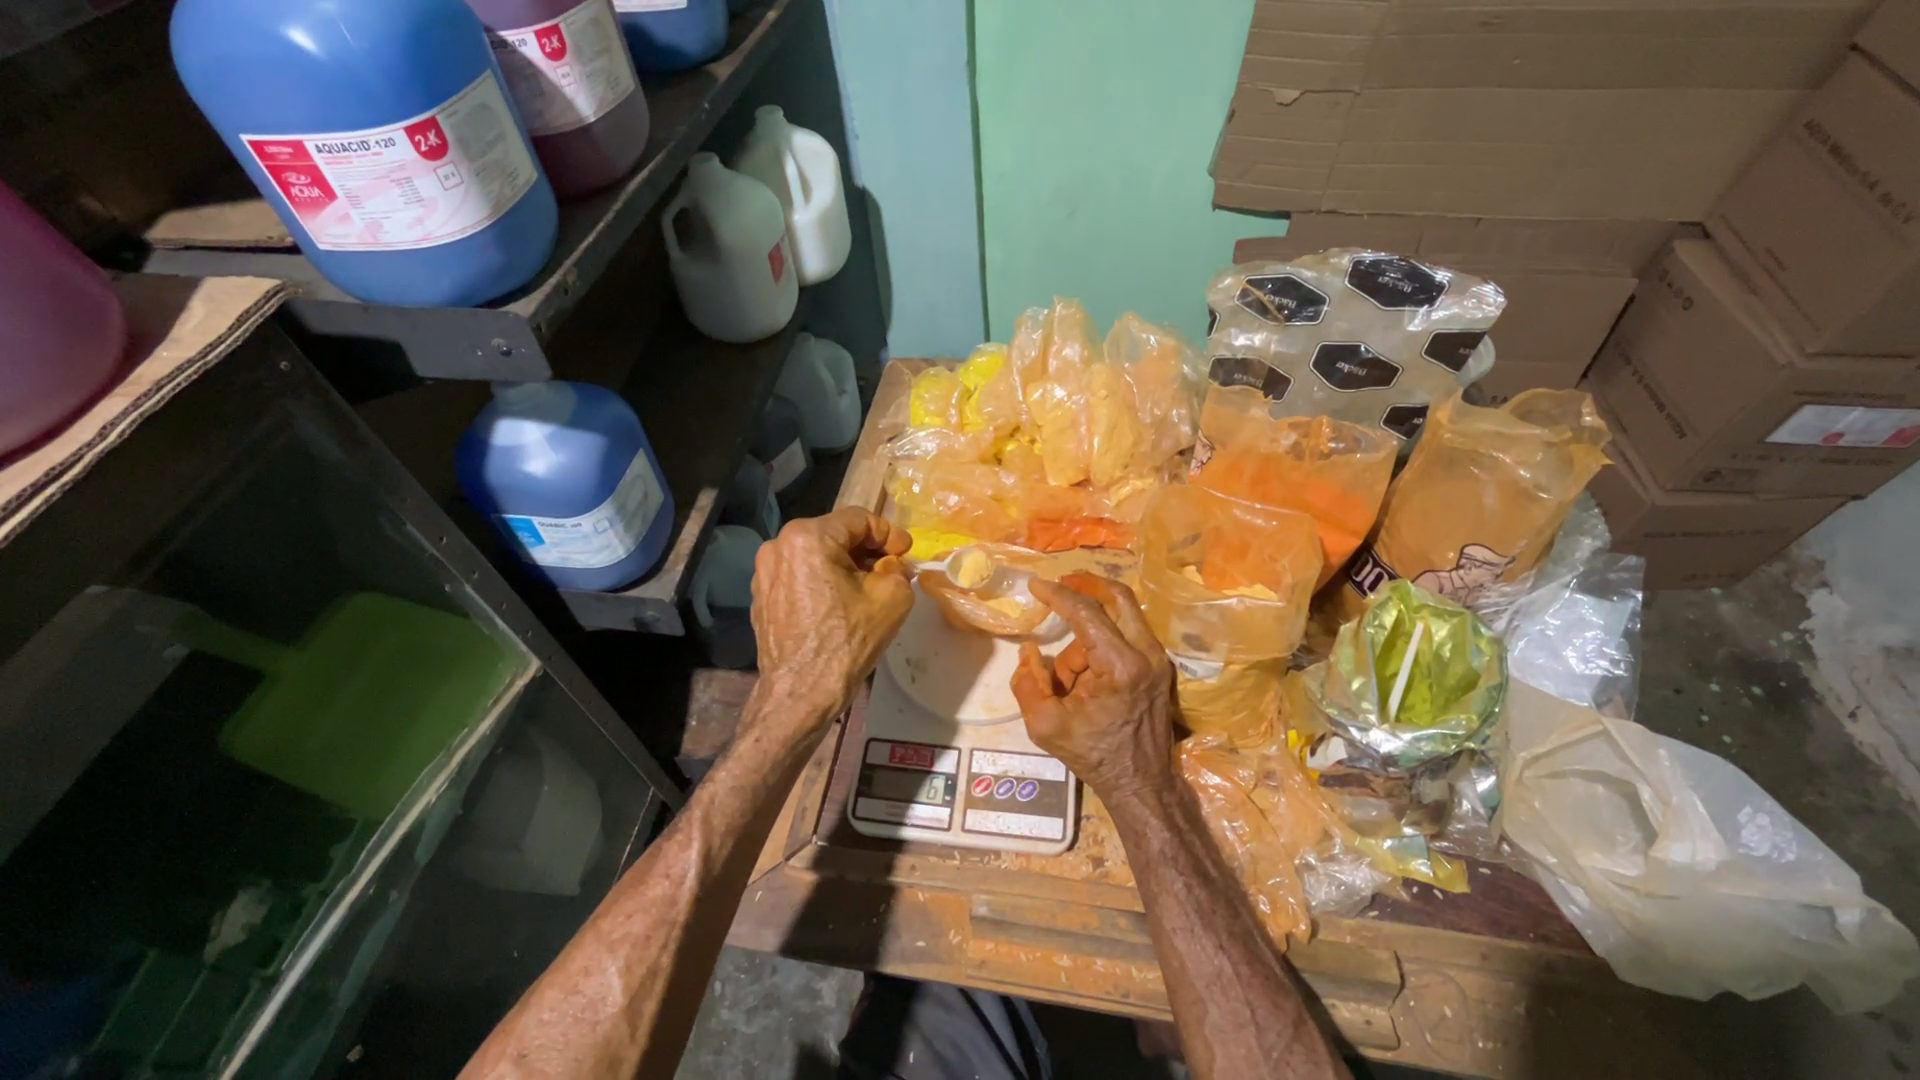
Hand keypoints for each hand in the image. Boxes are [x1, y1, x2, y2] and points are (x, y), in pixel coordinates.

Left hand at [751, 508, 913, 722]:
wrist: (801, 691)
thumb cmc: (847, 640)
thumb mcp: (892, 598)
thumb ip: (898, 569)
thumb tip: (891, 565)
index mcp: (808, 537)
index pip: (859, 519)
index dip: (889, 533)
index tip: (907, 552)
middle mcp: (778, 546)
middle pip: (835, 536)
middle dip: (867, 550)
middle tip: (892, 570)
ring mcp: (764, 573)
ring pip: (816, 556)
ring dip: (845, 566)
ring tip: (868, 589)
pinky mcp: (761, 597)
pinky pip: (800, 577)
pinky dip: (823, 583)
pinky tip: (841, 605)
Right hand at [1010, 574, 1174, 800]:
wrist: (1140, 782)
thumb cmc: (1093, 755)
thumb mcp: (1045, 725)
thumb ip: (1028, 682)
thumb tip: (1030, 651)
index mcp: (1120, 666)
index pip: (1087, 613)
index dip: (1058, 595)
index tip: (1036, 585)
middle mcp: (1146, 654)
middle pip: (1118, 597)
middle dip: (1087, 584)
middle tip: (1061, 583)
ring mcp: (1158, 660)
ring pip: (1120, 619)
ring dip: (1088, 636)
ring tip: (1066, 681)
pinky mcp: (1160, 668)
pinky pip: (1128, 636)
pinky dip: (1102, 644)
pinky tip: (1084, 678)